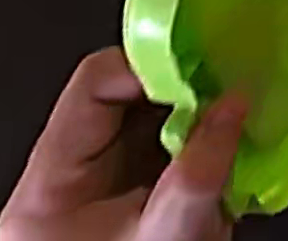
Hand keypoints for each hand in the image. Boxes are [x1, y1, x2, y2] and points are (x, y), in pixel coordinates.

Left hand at [0, 47, 245, 240]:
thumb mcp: (171, 235)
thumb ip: (200, 167)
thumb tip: (238, 96)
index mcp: (49, 189)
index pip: (93, 86)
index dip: (149, 65)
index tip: (207, 66)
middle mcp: (66, 176)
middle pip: (122, 90)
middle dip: (182, 80)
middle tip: (232, 78)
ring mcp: (100, 181)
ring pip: (148, 107)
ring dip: (197, 98)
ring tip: (237, 100)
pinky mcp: (134, 183)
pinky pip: (167, 129)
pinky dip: (204, 117)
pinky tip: (233, 122)